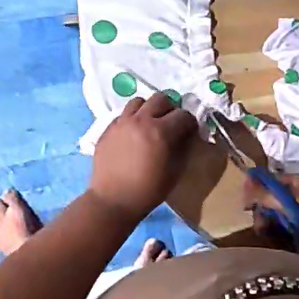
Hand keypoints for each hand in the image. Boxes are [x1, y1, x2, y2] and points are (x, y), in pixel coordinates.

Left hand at [88, 93, 198, 219]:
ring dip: (149, 109)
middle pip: (161, 98)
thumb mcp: (175, 171)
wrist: (113, 200)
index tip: (190, 131)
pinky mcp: (108, 128)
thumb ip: (184, 147)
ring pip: (139, 101)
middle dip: (171, 109)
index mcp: (161, 131)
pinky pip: (124, 114)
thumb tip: (187, 134)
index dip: (190, 123)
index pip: (183, 115)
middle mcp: (141, 120)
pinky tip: (134, 134)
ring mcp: (122, 122)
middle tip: (171, 123)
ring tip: (150, 124)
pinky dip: (133, 119)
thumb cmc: (149, 190)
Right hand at [240, 172, 298, 240]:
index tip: (245, 207)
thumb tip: (243, 190)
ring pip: (280, 214)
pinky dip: (283, 231)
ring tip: (267, 236)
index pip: (266, 181)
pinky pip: (291, 226)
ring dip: (271, 224)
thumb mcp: (291, 201)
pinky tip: (280, 240)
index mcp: (294, 180)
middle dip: (262, 212)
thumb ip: (265, 196)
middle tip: (259, 228)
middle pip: (272, 199)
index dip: (254, 191)